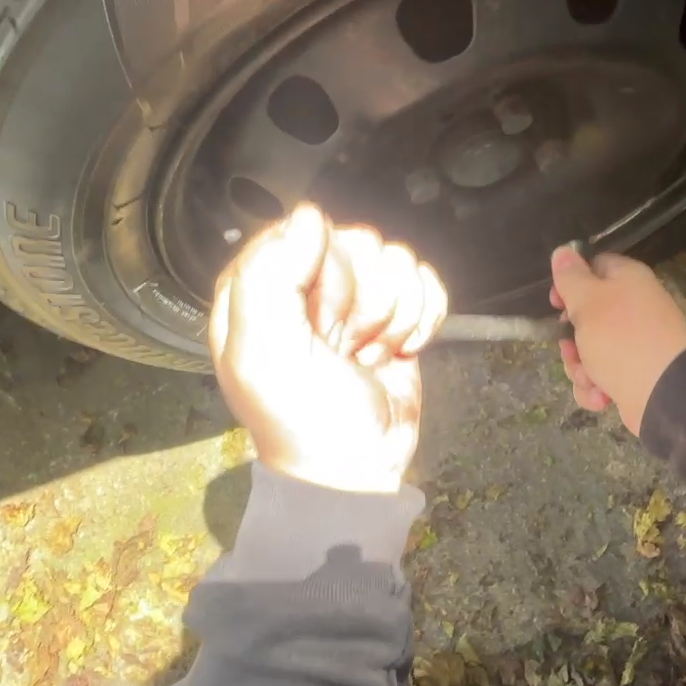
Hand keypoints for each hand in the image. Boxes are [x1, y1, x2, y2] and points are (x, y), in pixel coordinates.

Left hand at [210, 205, 447, 493]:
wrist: (358, 469)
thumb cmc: (303, 419)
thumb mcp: (264, 353)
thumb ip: (271, 275)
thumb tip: (311, 216)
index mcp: (261, 288)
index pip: (303, 233)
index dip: (322, 275)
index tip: (319, 324)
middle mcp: (308, 287)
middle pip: (357, 243)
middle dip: (362, 303)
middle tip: (343, 348)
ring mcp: (357, 301)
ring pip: (395, 261)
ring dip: (393, 317)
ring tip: (368, 356)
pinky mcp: (397, 316)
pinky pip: (425, 282)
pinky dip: (423, 319)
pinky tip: (401, 350)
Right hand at [550, 245, 685, 435]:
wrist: (663, 393)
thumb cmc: (622, 339)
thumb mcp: (588, 301)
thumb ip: (571, 277)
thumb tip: (563, 251)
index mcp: (627, 281)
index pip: (593, 269)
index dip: (569, 285)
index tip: (556, 303)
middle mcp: (632, 309)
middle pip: (585, 317)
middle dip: (571, 340)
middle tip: (573, 349)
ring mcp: (633, 344)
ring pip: (588, 351)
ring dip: (580, 369)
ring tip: (592, 379)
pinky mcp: (631, 375)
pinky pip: (600, 377)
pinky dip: (596, 388)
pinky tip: (603, 396)